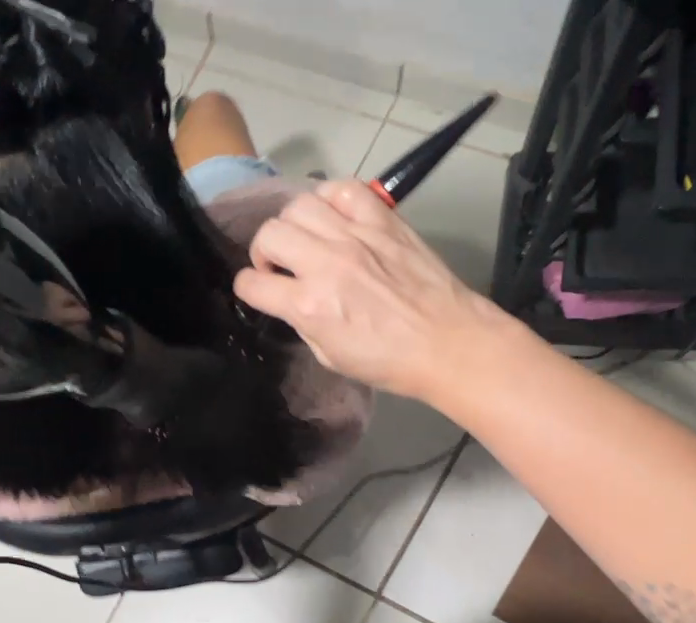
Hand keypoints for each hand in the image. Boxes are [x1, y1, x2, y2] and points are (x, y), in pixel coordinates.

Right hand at [233, 181, 522, 401]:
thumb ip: (303, 321)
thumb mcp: (329, 356)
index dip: (248, 290)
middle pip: (269, 234)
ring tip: (307, 241)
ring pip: (299, 205)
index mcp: (309, 306)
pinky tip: (333, 218)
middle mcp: (326, 263)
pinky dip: (329, 198)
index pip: (251, 284)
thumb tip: (292, 300)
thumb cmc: (388, 361)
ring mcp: (356, 235)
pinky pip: (343, 188)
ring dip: (293, 224)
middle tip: (280, 266)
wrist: (447, 341)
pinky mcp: (383, 219)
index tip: (259, 292)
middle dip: (264, 252)